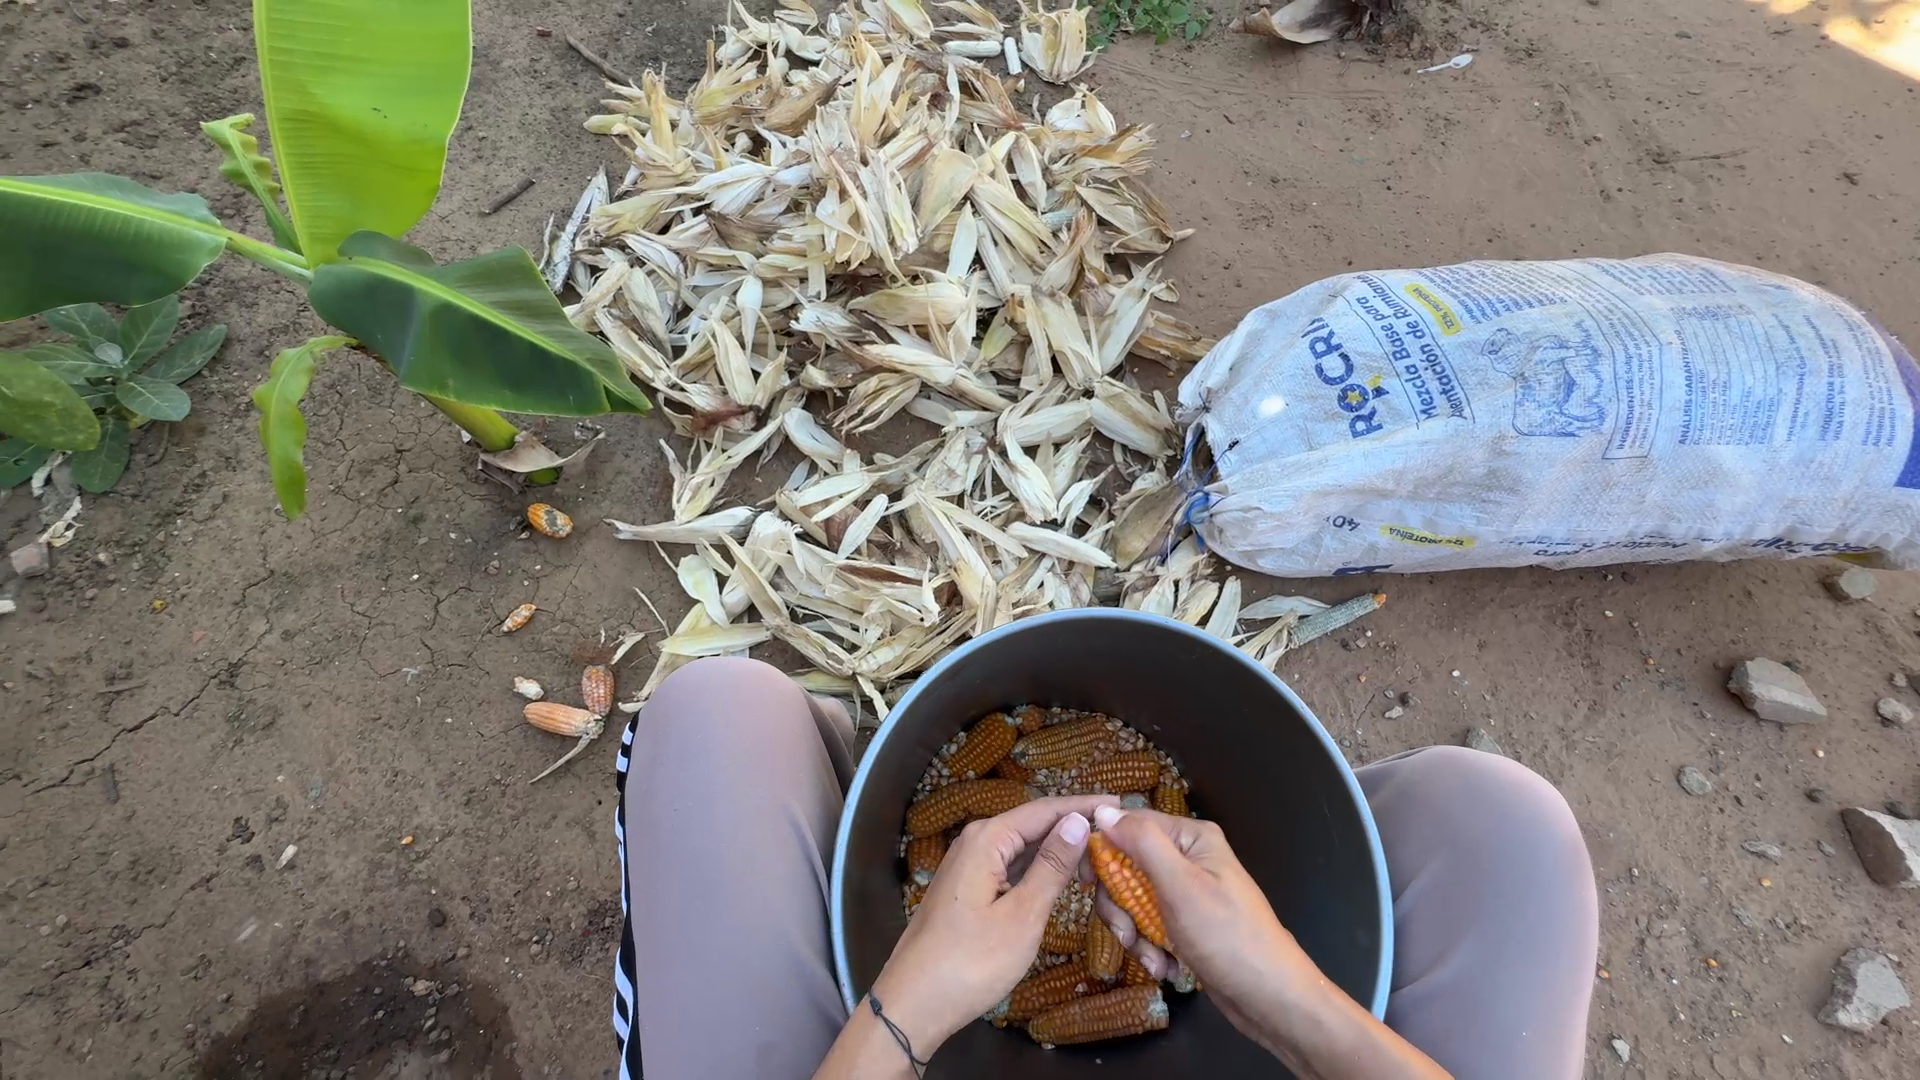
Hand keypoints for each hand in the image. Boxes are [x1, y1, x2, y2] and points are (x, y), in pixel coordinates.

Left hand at [867, 795, 1118, 1053]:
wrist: (912, 1004)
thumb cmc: (971, 962)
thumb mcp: (1022, 916)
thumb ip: (1051, 866)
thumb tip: (1078, 820)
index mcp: (988, 838)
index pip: (1045, 809)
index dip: (1082, 805)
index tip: (1119, 802)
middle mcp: (976, 840)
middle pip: (1033, 823)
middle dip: (1073, 827)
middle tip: (1117, 837)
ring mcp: (969, 864)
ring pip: (1022, 845)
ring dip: (1058, 849)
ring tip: (1098, 854)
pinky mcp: (968, 887)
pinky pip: (1010, 865)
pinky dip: (1039, 868)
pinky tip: (1061, 875)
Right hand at [1089, 805, 1318, 1052]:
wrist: (1272, 1002)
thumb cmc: (1228, 938)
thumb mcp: (1180, 885)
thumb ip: (1141, 843)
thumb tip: (1101, 810)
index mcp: (1190, 837)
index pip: (1128, 825)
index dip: (1103, 851)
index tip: (1087, 882)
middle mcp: (1187, 857)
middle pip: (1126, 866)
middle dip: (1121, 905)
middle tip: (1128, 934)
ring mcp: (1186, 891)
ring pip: (1133, 899)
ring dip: (1135, 932)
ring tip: (1154, 960)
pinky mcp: (1186, 922)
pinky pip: (1150, 924)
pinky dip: (1151, 946)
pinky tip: (1166, 967)